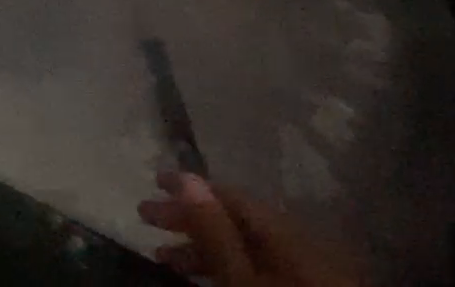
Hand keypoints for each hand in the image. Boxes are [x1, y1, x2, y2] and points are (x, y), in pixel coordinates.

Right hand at [139, 172, 365, 286]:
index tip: (153, 183)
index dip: (192, 188)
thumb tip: (187, 178)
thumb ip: (214, 229)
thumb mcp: (238, 279)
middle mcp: (304, 252)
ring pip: (245, 250)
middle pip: (238, 223)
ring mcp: (308, 278)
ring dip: (200, 248)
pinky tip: (198, 277)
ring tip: (162, 257)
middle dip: (190, 219)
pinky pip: (258, 271)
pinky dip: (225, 268)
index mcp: (292, 241)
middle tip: (146, 217)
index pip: (236, 199)